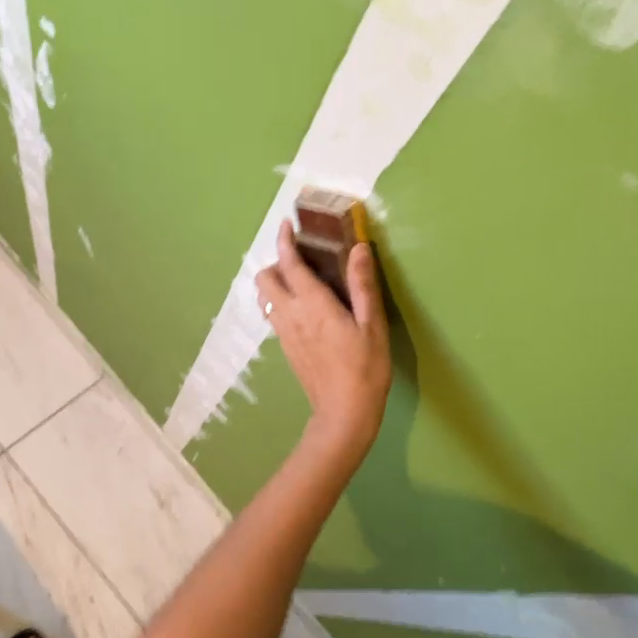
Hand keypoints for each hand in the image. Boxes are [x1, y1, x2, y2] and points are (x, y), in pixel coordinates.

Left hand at [255, 220, 391, 464]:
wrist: (344, 412)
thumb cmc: (365, 368)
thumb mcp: (372, 324)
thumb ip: (362, 285)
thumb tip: (358, 247)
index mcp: (313, 304)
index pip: (290, 263)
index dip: (285, 240)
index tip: (287, 224)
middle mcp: (291, 314)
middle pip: (265, 279)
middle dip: (277, 262)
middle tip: (302, 260)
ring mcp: (284, 333)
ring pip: (265, 298)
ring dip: (276, 283)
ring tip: (303, 283)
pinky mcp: (285, 348)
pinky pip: (273, 316)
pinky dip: (281, 303)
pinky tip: (306, 310)